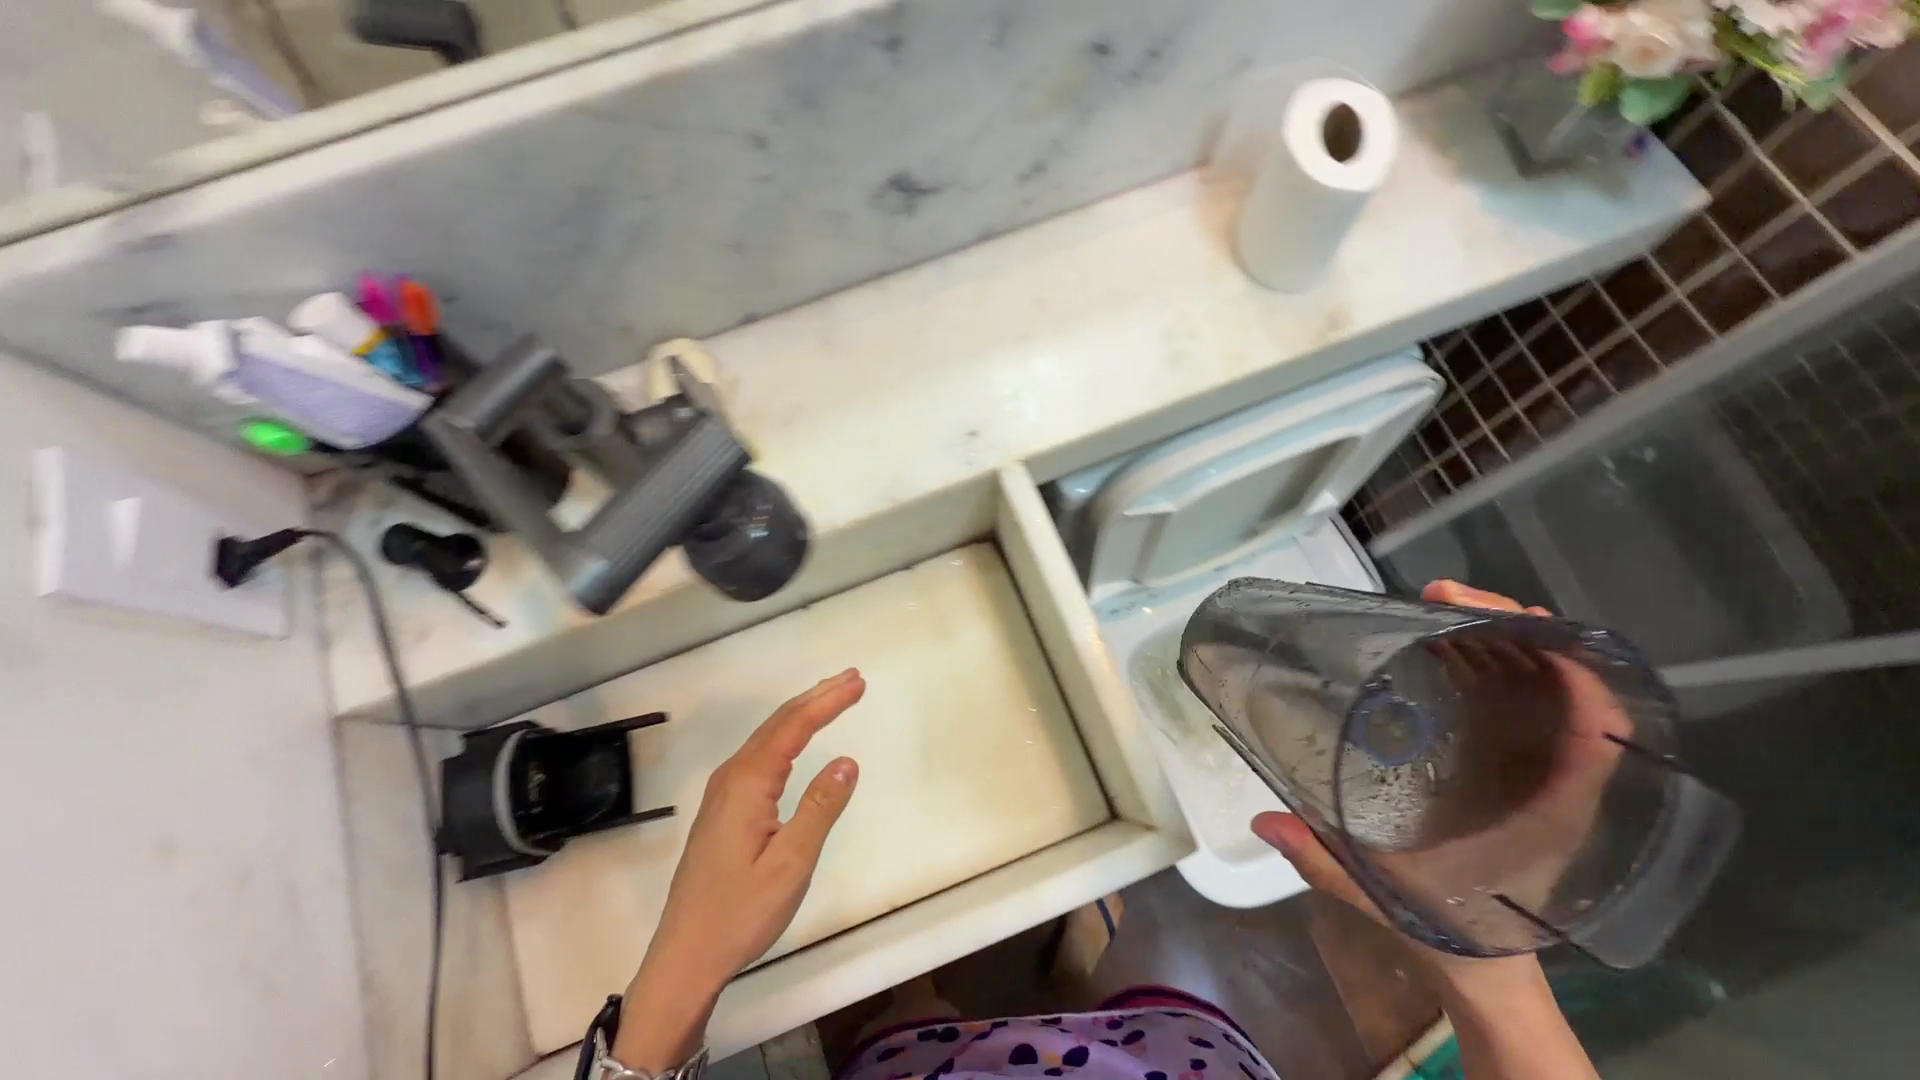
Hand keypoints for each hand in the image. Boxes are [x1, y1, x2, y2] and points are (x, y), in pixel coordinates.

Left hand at [613, 669, 866, 1068]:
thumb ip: (820, 808)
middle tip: (852, 678)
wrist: (686, 955)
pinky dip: (786, 736)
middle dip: (816, 698)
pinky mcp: (723, 809)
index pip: (793, 727)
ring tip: (833, 697)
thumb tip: (847, 760)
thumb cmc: (741, 912)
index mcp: (748, 784)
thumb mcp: (791, 863)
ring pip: (767, 738)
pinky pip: (759, 756)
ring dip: (801, 714)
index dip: (827, 702)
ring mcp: (722, 793)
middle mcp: (731, 778)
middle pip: (778, 724)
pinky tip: (796, 740)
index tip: (859, 683)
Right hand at [1252, 580, 1614, 997]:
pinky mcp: (1515, 773)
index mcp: (1561, 807)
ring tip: (1431, 611)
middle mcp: (1563, 779)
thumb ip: (1329, 863)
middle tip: (1436, 597)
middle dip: (1508, 624)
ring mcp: (1541, 772)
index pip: (1593, 710)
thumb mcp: (1394, 900)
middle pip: (1565, 677)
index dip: (1557, 649)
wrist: (1491, 978)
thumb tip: (1264, 822)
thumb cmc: (1462, 939)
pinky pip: (1517, 705)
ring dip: (1494, 638)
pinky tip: (1436, 655)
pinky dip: (1485, 667)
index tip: (1490, 613)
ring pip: (1541, 685)